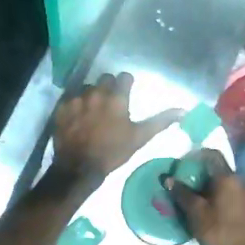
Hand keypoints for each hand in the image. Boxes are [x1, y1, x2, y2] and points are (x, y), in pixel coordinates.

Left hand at [50, 73, 182, 184]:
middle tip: (110, 103)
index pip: (124, 76)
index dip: (126, 83)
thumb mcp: (140, 137)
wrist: (79, 167)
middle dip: (108, 87)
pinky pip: (70, 98)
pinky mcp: (61, 107)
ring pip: (86, 87)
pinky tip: (78, 118)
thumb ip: (160, 121)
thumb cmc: (113, 152)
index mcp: (117, 98)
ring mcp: (76, 99)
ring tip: (92, 111)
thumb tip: (184, 110)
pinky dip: (75, 105)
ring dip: (91, 95)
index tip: (126, 93)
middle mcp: (96, 92)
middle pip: (104, 78)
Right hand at [167, 151, 244, 244]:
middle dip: (204, 174)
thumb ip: (182, 193)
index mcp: (230, 178)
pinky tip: (214, 210)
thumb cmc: (218, 233)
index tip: (183, 164)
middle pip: (221, 170)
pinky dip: (223, 196)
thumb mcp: (195, 213)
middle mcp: (244, 181)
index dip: (197, 155)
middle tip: (188, 184)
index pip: (213, 155)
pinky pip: (236, 195)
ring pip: (229, 183)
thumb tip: (168, 179)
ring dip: (214, 186)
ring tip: (199, 199)